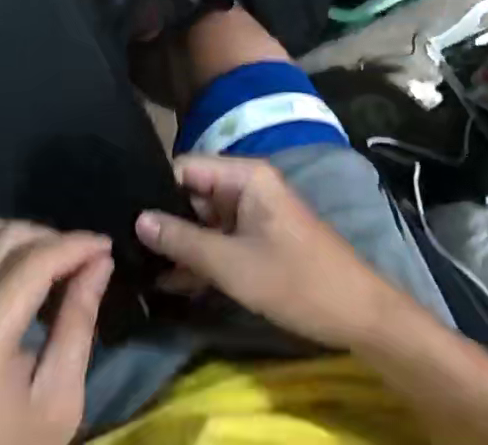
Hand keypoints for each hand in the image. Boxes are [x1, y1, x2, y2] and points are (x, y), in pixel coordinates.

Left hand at [0, 221, 114, 444]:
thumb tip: (100, 263)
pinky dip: (9, 254)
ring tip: (65, 264)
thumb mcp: (60, 400)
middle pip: (6, 238)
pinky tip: (35, 275)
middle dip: (53, 238)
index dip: (74, 245)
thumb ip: (78, 323)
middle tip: (88, 258)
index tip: (106, 245)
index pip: (31, 263)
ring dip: (31, 241)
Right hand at [135, 154, 382, 348]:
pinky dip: (200, 258)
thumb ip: (181, 240)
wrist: (362, 319)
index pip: (185, 168)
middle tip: (128, 243)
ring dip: (179, 245)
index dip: (155, 189)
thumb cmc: (296, 281)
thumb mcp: (232, 264)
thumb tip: (138, 219)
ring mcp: (252, 214)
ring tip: (142, 266)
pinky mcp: (257, 240)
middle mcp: (246, 186)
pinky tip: (171, 282)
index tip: (124, 212)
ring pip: (203, 221)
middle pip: (192, 193)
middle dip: (164, 220)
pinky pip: (219, 240)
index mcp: (244, 176)